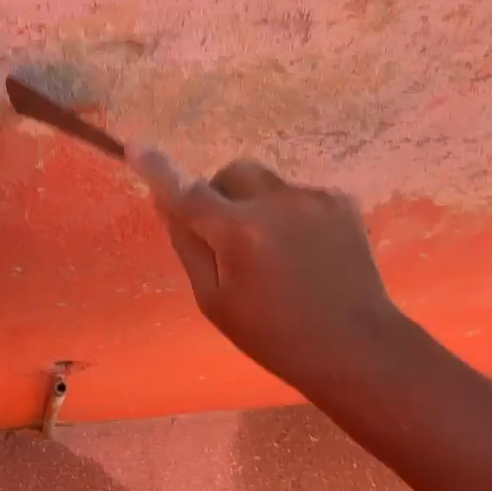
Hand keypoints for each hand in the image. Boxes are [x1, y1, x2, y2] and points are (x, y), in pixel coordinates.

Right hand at [131, 149, 402, 399]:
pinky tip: (304, 253)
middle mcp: (277, 203)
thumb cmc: (274, 335)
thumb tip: (167, 201)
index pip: (188, 193)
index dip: (159, 169)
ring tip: (276, 255)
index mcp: (240, 233)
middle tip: (227, 239)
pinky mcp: (340, 200)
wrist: (355, 345)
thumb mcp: (215, 301)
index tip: (135, 145)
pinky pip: (296, 194)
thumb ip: (189, 245)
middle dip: (221, 195)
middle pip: (232, 174)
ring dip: (257, 206)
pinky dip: (288, 215)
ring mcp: (313, 198)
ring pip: (266, 184)